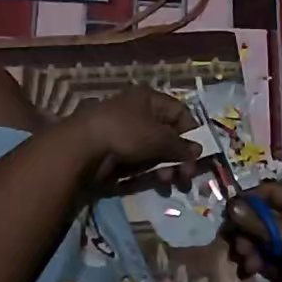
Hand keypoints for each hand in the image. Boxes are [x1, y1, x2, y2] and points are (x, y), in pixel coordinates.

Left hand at [61, 88, 201, 186]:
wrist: (84, 146)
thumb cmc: (125, 132)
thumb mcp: (158, 137)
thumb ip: (180, 145)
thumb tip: (197, 151)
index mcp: (149, 99)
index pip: (179, 113)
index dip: (191, 132)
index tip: (197, 153)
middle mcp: (139, 113)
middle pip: (169, 135)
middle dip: (179, 156)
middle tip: (185, 176)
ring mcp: (127, 133)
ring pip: (156, 151)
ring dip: (166, 167)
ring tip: (168, 181)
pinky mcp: (118, 152)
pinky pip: (142, 161)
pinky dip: (151, 171)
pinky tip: (156, 182)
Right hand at [222, 181, 281, 281]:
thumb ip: (258, 222)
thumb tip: (230, 205)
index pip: (269, 192)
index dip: (248, 199)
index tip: (229, 213)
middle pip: (258, 216)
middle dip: (245, 230)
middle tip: (239, 245)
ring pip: (256, 238)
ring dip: (247, 248)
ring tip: (248, 262)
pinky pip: (260, 255)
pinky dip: (253, 261)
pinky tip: (252, 270)